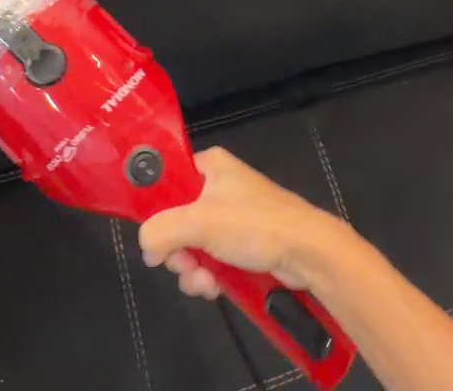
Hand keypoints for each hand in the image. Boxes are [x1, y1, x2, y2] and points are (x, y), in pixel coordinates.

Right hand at [138, 147, 355, 299]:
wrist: (306, 251)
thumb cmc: (254, 225)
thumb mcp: (200, 222)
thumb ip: (162, 230)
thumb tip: (146, 246)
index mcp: (210, 166)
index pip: (168, 181)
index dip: (156, 211)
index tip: (154, 237)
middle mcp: (218, 187)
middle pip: (176, 220)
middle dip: (177, 251)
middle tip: (184, 264)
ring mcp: (231, 217)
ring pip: (192, 245)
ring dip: (192, 269)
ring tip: (205, 282)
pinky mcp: (242, 243)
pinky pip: (210, 259)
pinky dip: (207, 275)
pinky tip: (214, 287)